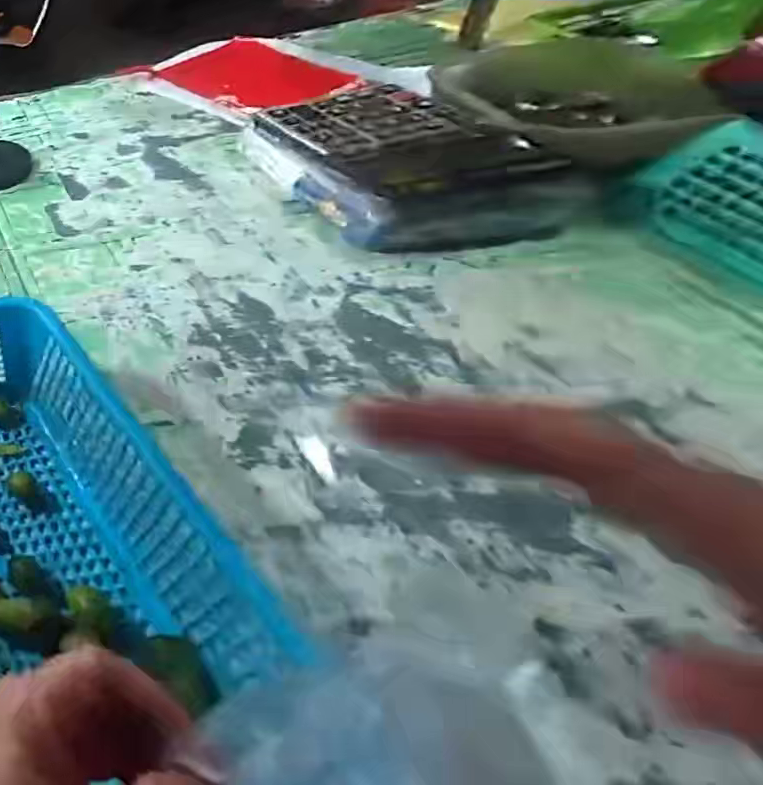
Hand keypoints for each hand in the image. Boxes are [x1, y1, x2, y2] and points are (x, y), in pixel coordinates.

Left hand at [0, 647, 192, 784]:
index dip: (155, 703)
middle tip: (198, 781)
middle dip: (154, 735)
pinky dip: (121, 769)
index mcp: (28, 702)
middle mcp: (21, 700)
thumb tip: (201, 774)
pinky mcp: (27, 759)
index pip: (99, 668)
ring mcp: (21, 729)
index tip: (199, 759)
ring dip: (142, 754)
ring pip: (97, 722)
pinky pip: (85, 749)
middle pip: (102, 695)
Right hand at [353, 398, 762, 747]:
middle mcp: (711, 502)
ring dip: (496, 435)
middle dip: (460, 419)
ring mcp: (719, 516)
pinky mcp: (727, 537)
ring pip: (589, 452)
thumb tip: (661, 673)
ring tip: (419, 435)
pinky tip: (515, 474)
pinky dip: (541, 463)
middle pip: (563, 435)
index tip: (363, 416)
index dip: (456, 422)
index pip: (563, 446)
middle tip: (370, 419)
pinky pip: (612, 480)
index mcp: (724, 520)